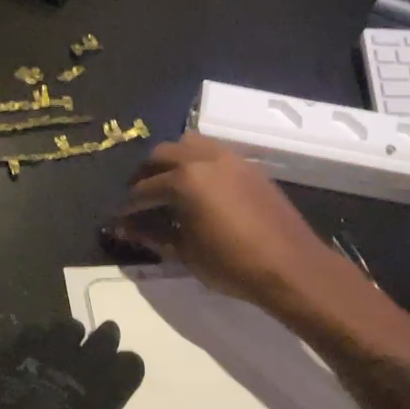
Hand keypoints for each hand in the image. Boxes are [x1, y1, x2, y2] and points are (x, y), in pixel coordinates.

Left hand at [0, 319, 154, 408]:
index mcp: (99, 399)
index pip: (128, 367)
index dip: (129, 368)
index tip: (125, 374)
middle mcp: (74, 372)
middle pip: (100, 341)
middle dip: (106, 341)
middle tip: (106, 342)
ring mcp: (38, 361)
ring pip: (64, 329)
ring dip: (73, 333)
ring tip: (72, 341)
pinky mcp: (7, 361)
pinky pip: (29, 334)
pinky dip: (39, 334)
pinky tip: (38, 343)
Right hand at [117, 135, 369, 314]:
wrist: (288, 264)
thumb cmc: (229, 263)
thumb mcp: (184, 252)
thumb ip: (152, 235)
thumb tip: (125, 229)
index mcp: (185, 180)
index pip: (144, 189)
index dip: (128, 206)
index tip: (120, 219)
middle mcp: (206, 158)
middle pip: (163, 154)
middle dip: (145, 175)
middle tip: (138, 198)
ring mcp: (231, 158)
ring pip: (190, 143)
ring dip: (172, 161)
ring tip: (167, 186)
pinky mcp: (249, 166)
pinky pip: (214, 152)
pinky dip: (197, 162)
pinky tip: (197, 189)